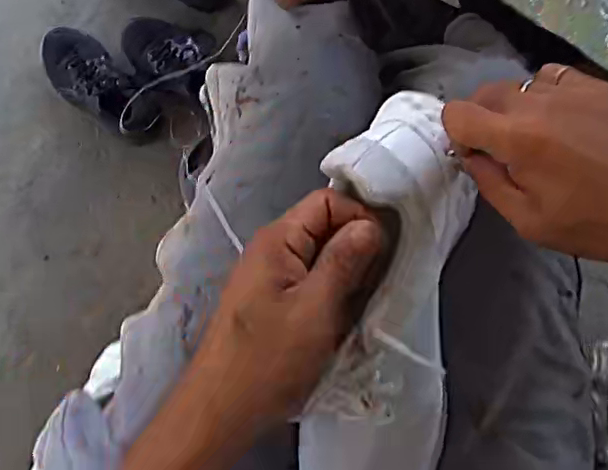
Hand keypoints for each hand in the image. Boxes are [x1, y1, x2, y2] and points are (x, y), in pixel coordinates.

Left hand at [188, 188, 386, 426]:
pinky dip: (331, 294)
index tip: (387, 250)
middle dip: (356, 249)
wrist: (220, 407)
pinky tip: (341, 321)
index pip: (326, 200)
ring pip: (320, 257)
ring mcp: (271, 273)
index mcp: (278, 237)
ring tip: (361, 307)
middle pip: (324, 226)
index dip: (359, 216)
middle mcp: (272, 246)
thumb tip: (371, 224)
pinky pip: (311, 281)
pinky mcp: (273, 299)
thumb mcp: (315, 310)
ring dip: (346, 276)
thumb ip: (344, 263)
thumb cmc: (268, 358)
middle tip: (377, 284)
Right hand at [442, 64, 607, 299]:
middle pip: (484, 95)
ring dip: (518, 108)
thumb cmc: (602, 228)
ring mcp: (571, 90)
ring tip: (545, 136)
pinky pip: (553, 76)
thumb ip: (489, 183)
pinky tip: (568, 119)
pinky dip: (549, 93)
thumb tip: (472, 155)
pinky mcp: (599, 87)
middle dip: (486, 121)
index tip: (479, 156)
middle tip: (512, 153)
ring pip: (519, 86)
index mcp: (517, 138)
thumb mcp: (530, 223)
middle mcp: (537, 104)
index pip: (456, 113)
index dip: (459, 135)